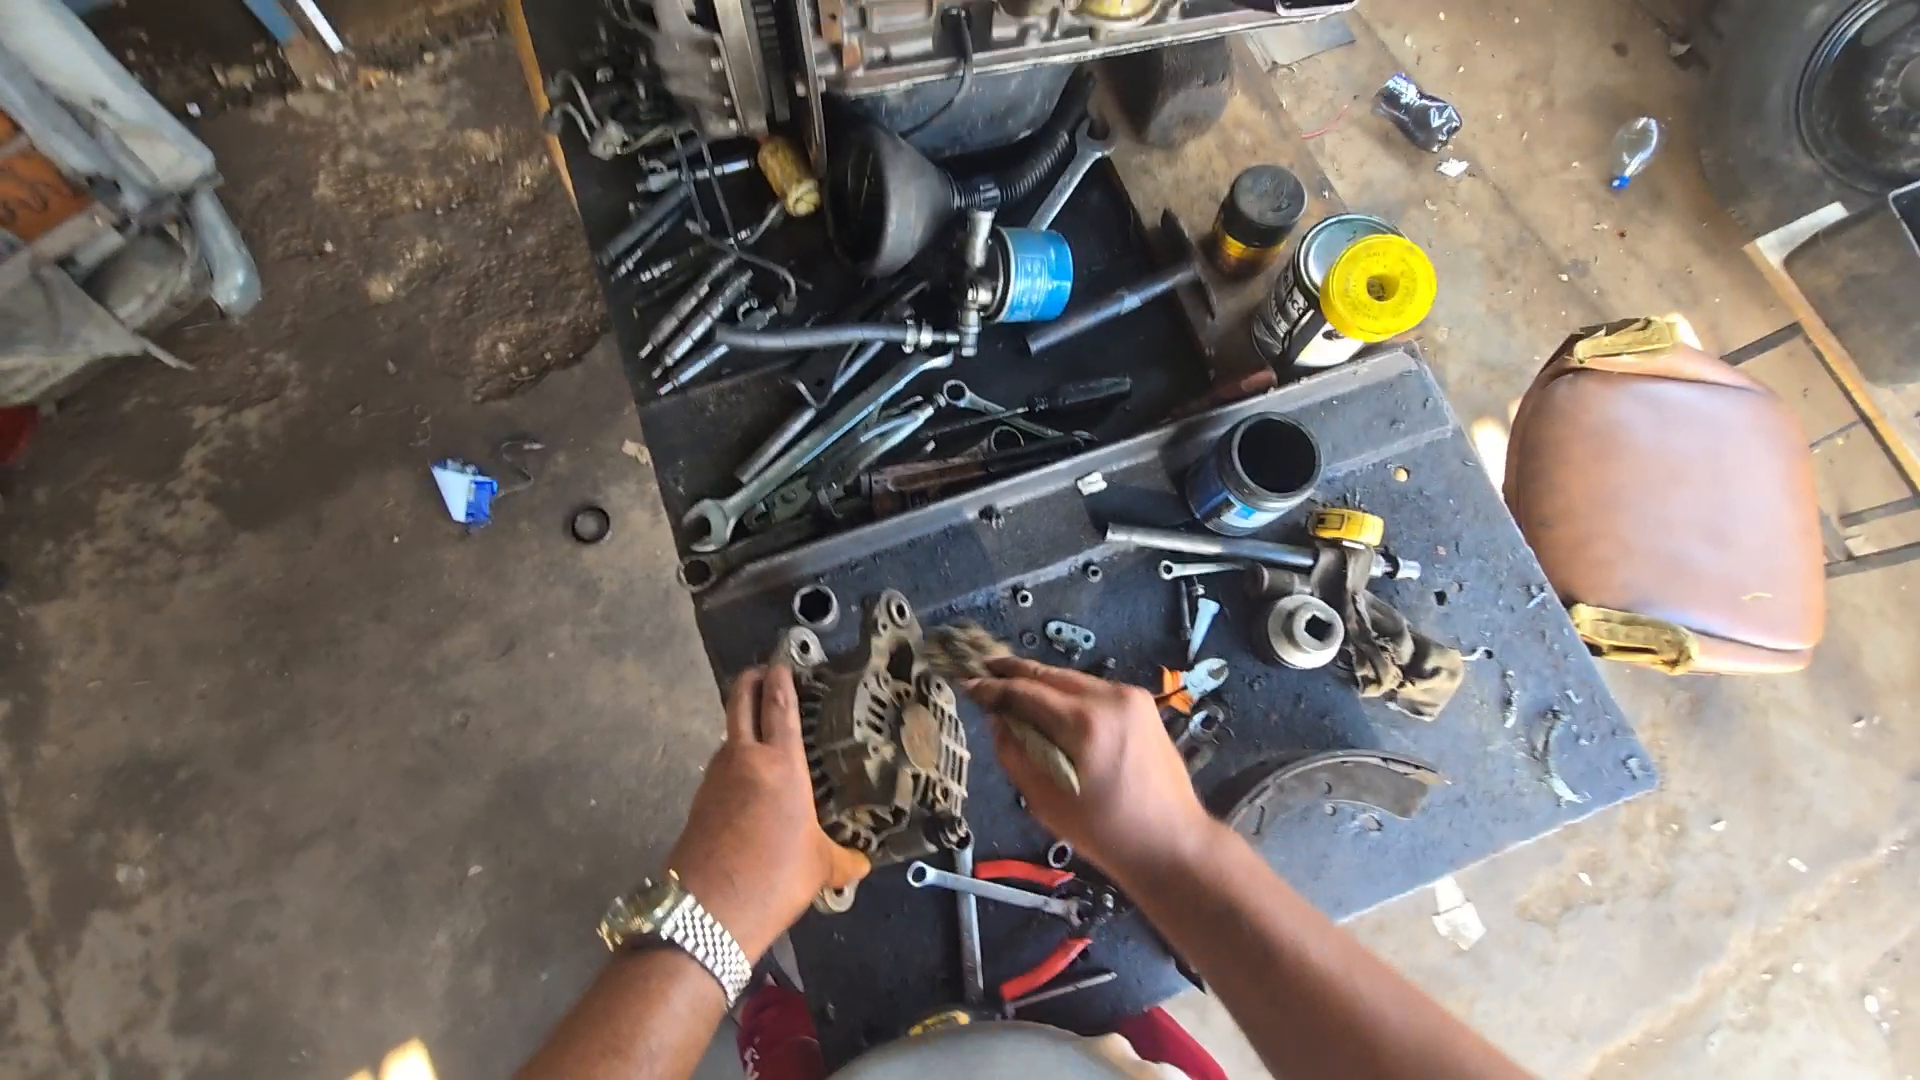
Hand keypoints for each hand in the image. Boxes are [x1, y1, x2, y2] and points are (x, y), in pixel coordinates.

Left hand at [667, 666, 869, 959]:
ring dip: (740, 726)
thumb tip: (861, 865)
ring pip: (727, 739)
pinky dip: (732, 763)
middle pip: (740, 705)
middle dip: (748, 683)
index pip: (780, 708)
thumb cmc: (774, 876)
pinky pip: (719, 771)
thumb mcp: (818, 869)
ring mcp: (715, 781)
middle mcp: (744, 761)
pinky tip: (745, 783)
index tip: (780, 662)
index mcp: (781, 765)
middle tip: (759, 672)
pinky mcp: (698, 806)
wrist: (706, 914)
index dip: (780, 680)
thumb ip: (841, 860)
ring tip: (759, 731)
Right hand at [965, 657, 1213, 885]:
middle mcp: (1109, 697)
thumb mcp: (1045, 800)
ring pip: (1072, 679)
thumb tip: (998, 721)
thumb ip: (1015, 754)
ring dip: (1041, 682)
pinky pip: (1092, 690)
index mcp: (1084, 722)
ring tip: (1011, 684)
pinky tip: (1051, 703)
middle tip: (984, 670)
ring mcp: (1130, 696)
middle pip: (1049, 675)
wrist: (1172, 842)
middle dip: (1014, 672)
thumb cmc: (1105, 832)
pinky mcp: (1141, 703)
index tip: (969, 685)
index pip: (1026, 692)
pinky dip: (1068, 693)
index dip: (993, 688)